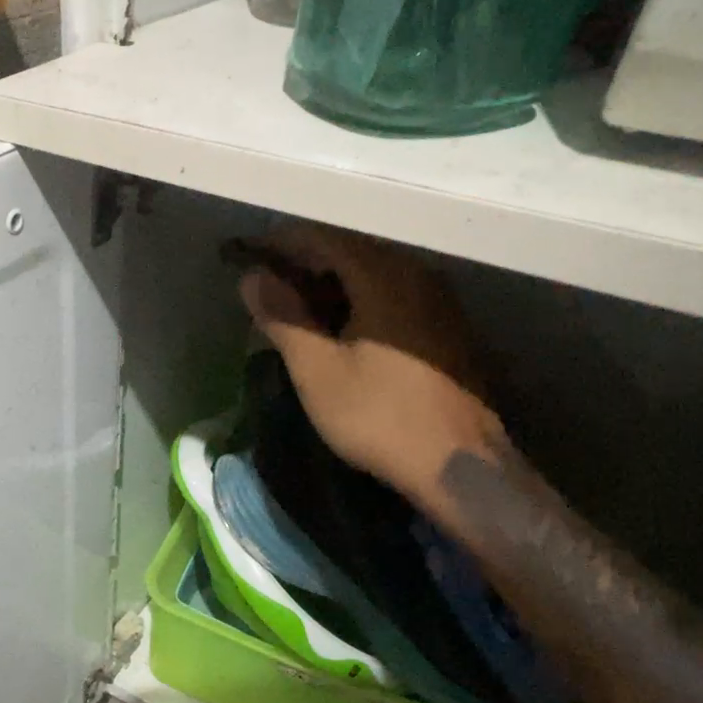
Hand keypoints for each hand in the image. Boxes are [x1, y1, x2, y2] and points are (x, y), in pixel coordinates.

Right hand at [240, 222, 502, 511]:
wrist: (457, 464)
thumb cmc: (379, 416)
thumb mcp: (317, 371)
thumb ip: (283, 317)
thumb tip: (253, 277)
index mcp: (384, 276)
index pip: (323, 238)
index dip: (280, 243)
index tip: (246, 256)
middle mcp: (416, 275)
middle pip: (350, 251)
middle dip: (304, 264)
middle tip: (265, 287)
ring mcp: (437, 301)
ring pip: (372, 275)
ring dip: (330, 286)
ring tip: (293, 311)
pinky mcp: (445, 329)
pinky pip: (392, 296)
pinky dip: (357, 302)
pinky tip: (337, 331)